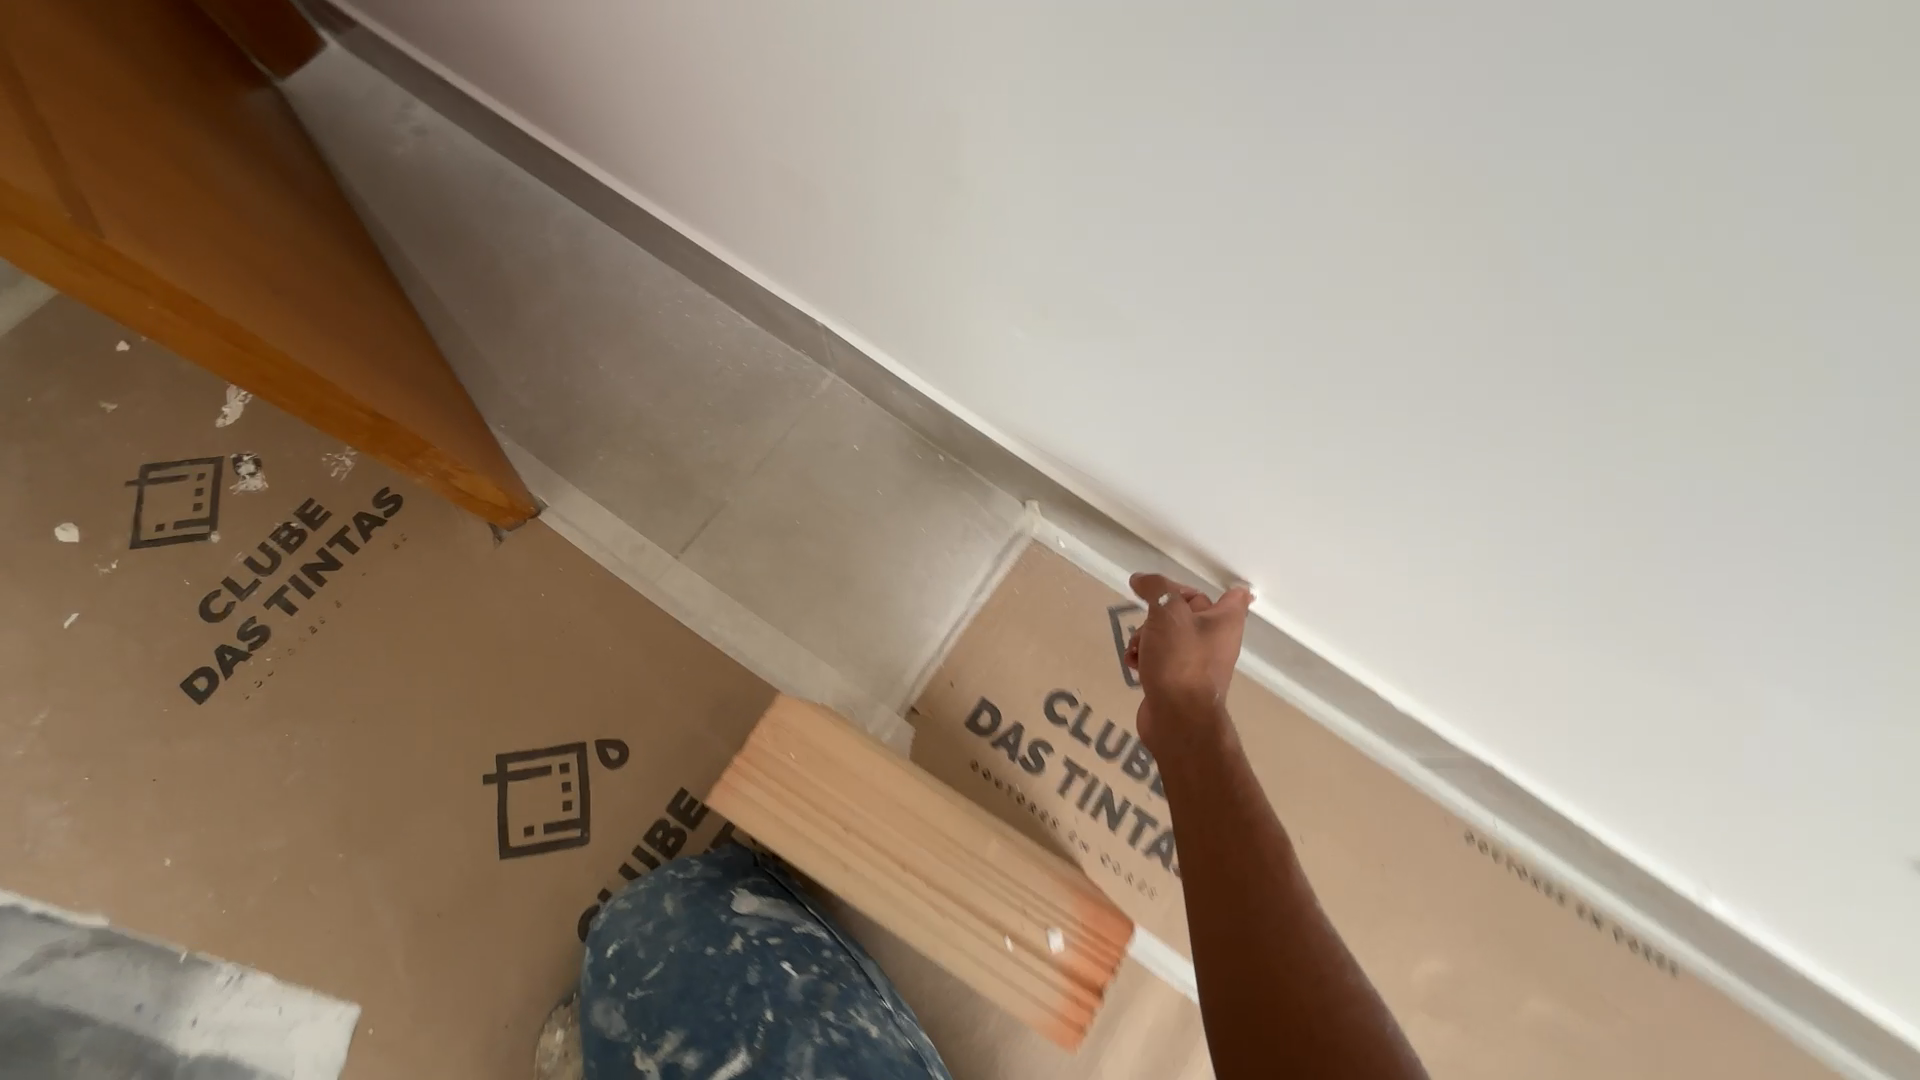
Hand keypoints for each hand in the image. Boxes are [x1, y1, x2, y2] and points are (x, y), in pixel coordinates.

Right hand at [1124, 573, 1253, 752]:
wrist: (1177, 717)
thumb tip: (1141, 579)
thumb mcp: (1167, 612)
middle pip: (1187, 611)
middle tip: (1147, 619)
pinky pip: (1160, 658)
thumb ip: (1155, 589)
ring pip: (1168, 635)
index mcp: (1224, 620)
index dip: (1216, 586)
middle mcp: (1216, 639)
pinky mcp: (1178, 680)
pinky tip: (1134, 663)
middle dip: (1159, 612)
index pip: (1233, 595)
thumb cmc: (1180, 659)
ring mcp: (1197, 662)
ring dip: (1146, 635)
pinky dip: (1145, 657)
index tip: (1188, 586)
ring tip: (1137, 647)